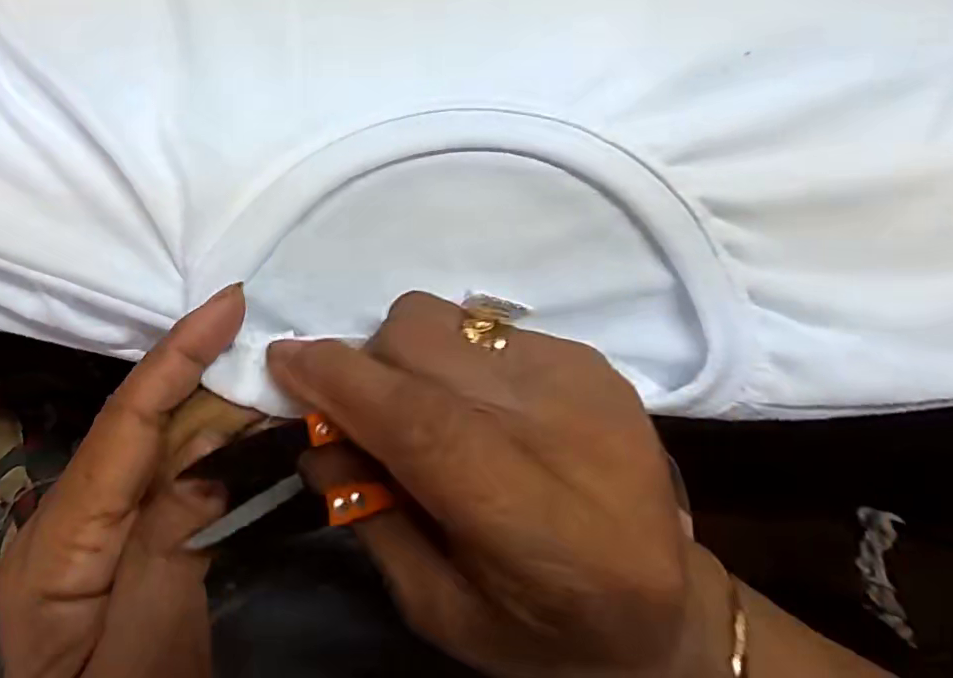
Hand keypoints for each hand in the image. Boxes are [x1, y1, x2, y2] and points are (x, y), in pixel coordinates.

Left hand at [0, 285, 246, 677]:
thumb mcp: (144, 653)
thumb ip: (172, 546)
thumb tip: (216, 457)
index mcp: (61, 538)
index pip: (126, 421)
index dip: (178, 354)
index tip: (229, 303)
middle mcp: (81, 513)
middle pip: (155, 422)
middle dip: (217, 375)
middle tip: (283, 345)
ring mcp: (112, 525)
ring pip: (177, 443)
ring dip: (232, 407)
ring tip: (287, 377)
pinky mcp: (141, 538)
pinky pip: (189, 475)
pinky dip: (231, 448)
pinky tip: (267, 429)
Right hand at [266, 291, 733, 677]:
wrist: (669, 606)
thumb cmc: (544, 634)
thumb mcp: (441, 610)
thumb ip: (369, 516)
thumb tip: (315, 429)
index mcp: (537, 524)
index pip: (422, 424)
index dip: (344, 383)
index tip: (283, 360)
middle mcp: (566, 430)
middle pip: (424, 342)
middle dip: (370, 366)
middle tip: (370, 414)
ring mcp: (582, 379)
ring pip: (445, 316)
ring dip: (409, 353)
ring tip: (430, 406)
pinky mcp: (589, 356)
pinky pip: (480, 324)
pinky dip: (454, 355)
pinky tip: (482, 405)